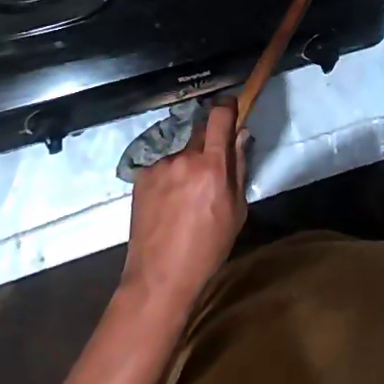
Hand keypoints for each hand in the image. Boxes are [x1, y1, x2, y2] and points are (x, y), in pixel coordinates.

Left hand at [122, 100, 248, 306]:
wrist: (159, 277)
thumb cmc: (207, 249)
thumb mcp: (235, 212)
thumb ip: (238, 168)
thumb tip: (241, 136)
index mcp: (211, 167)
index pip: (219, 117)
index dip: (227, 107)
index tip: (232, 106)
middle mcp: (184, 158)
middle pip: (200, 133)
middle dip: (209, 144)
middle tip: (211, 171)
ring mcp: (160, 166)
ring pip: (181, 155)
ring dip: (187, 167)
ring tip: (185, 201)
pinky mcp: (142, 177)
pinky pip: (163, 169)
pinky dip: (169, 180)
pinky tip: (168, 206)